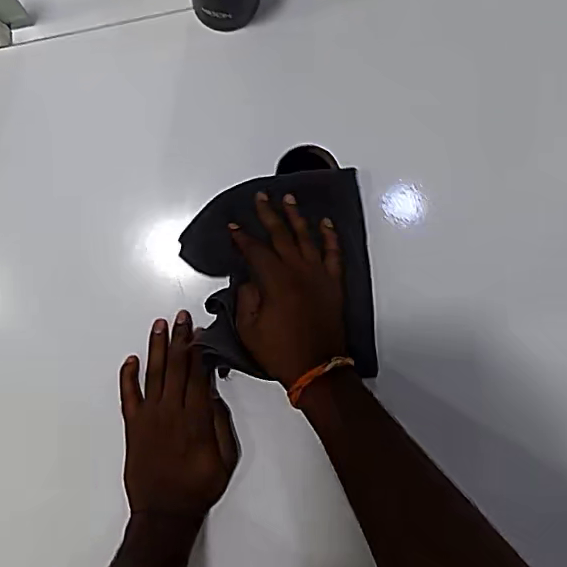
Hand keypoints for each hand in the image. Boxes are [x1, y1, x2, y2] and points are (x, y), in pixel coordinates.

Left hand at [119, 311, 239, 518]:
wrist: (164, 512)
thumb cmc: (197, 488)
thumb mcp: (224, 460)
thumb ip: (220, 425)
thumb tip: (214, 397)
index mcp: (195, 419)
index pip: (198, 375)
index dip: (200, 351)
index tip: (202, 333)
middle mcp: (171, 411)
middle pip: (177, 366)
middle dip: (181, 339)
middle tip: (182, 318)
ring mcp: (149, 416)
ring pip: (154, 373)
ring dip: (157, 347)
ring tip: (159, 325)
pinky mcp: (133, 425)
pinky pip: (128, 395)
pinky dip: (128, 375)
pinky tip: (131, 359)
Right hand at [228, 192, 347, 387]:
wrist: (318, 368)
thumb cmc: (282, 352)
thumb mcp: (249, 328)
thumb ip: (246, 298)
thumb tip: (248, 280)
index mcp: (275, 280)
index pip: (255, 250)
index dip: (242, 236)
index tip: (233, 226)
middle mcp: (298, 271)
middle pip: (280, 234)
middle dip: (268, 214)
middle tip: (260, 198)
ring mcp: (318, 275)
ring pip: (306, 236)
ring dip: (296, 216)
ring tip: (289, 199)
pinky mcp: (333, 284)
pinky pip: (333, 253)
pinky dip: (330, 236)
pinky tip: (326, 223)